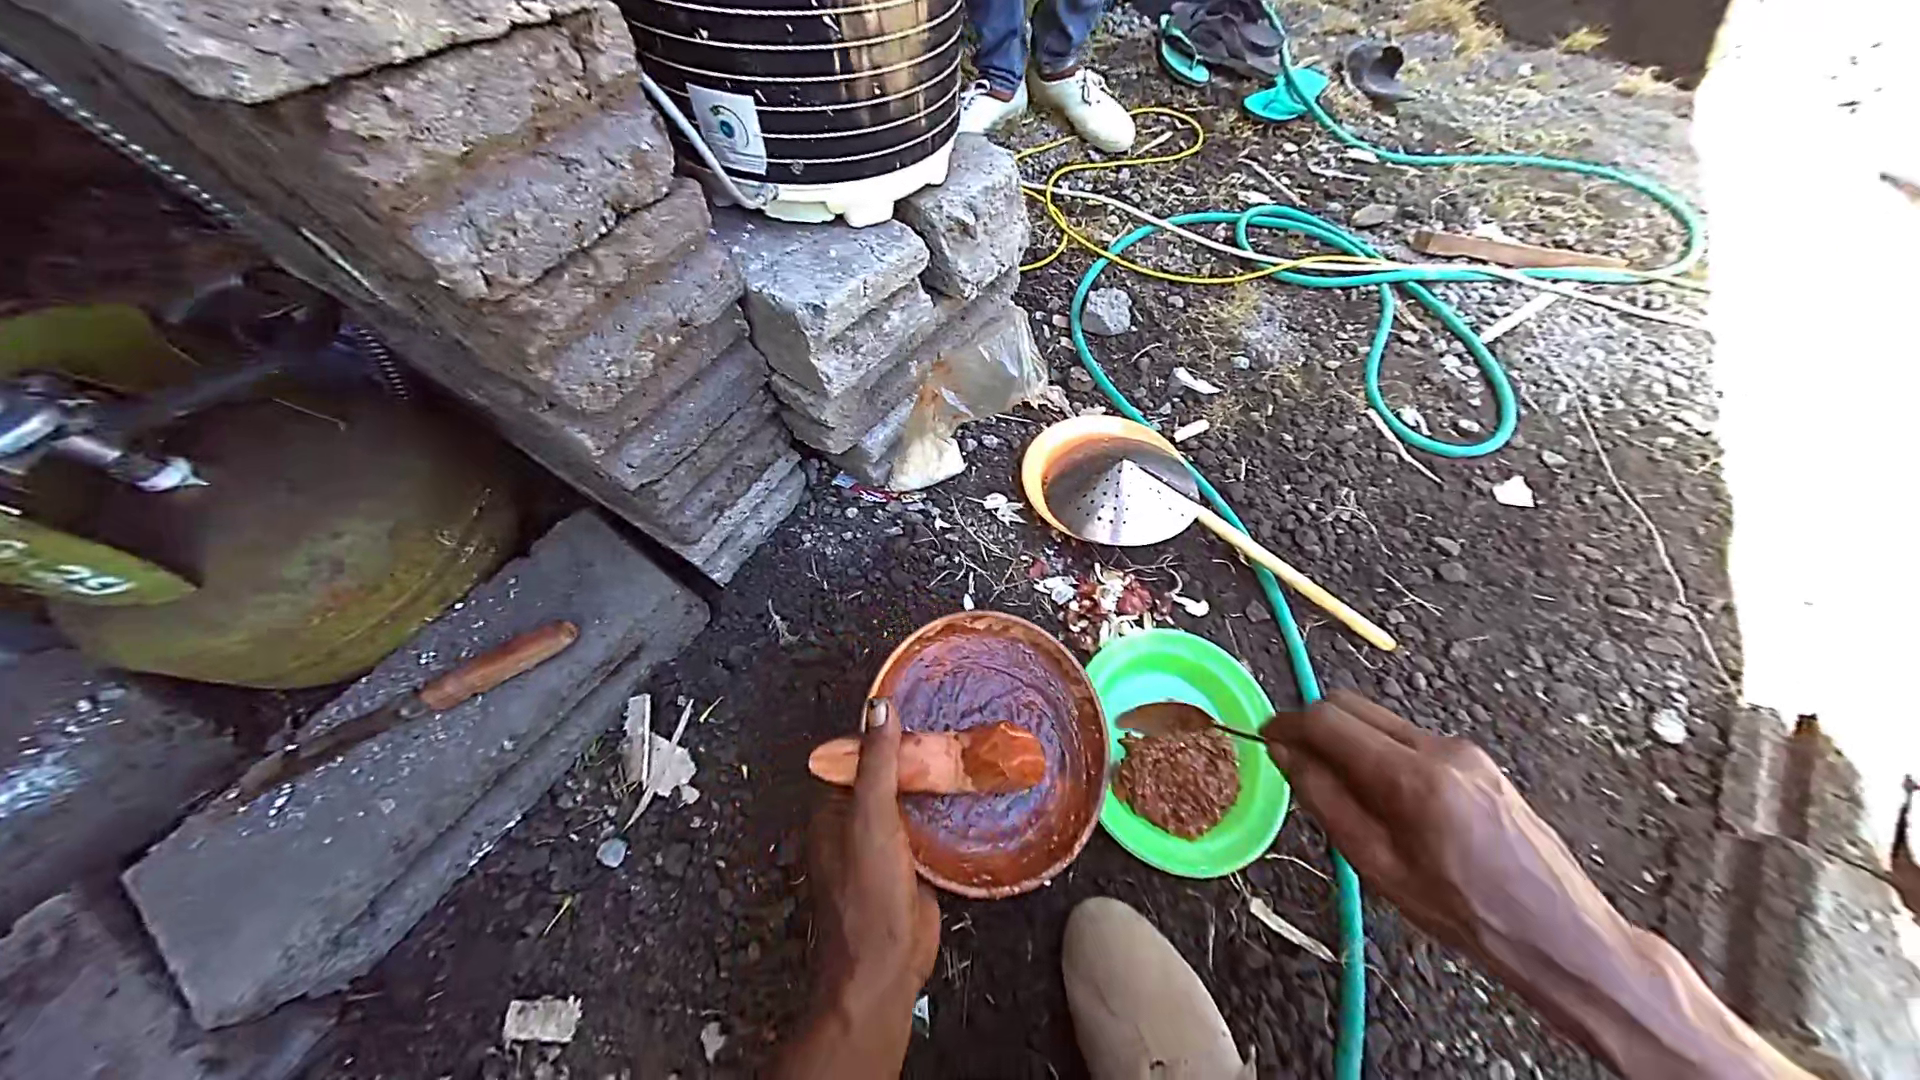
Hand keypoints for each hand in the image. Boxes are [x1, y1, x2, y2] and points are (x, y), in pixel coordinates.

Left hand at [777, 698, 938, 1078]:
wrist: (885, 967)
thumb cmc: (866, 893)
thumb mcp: (870, 818)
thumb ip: (877, 762)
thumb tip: (878, 706)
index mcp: (834, 806)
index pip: (859, 752)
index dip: (885, 729)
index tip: (918, 706)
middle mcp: (858, 818)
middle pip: (891, 772)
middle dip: (919, 752)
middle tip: (955, 725)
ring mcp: (888, 840)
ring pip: (914, 796)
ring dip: (937, 777)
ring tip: (971, 747)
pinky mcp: (914, 859)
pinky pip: (931, 821)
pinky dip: (949, 805)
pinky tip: (975, 788)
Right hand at [1261, 689, 1619, 962]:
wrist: (1565, 936)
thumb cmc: (1463, 911)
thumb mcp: (1376, 864)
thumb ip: (1323, 798)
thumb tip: (1283, 753)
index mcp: (1413, 777)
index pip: (1327, 720)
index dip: (1287, 724)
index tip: (1265, 737)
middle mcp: (1439, 748)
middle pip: (1349, 705)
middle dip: (1312, 725)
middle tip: (1294, 760)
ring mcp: (1462, 748)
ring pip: (1376, 718)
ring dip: (1344, 738)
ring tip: (1340, 786)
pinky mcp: (1475, 757)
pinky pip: (1404, 736)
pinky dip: (1375, 748)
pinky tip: (1381, 793)